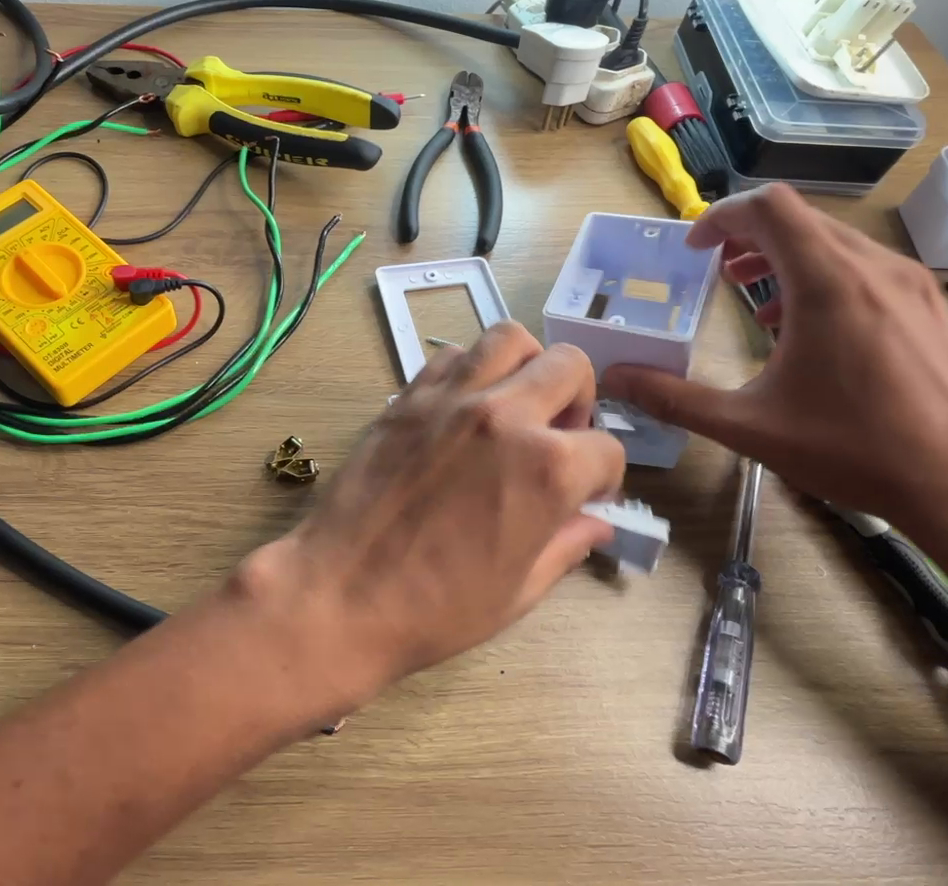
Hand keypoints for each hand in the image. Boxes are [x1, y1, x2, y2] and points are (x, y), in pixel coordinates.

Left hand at [233, 323, 625, 709]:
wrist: (341, 593)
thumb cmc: (436, 608)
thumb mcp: (519, 590)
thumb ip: (566, 545)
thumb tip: (595, 524)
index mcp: (547, 468)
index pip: (607, 448)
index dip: (604, 477)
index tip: (585, 497)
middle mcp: (505, 416)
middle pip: (569, 366)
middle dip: (579, 399)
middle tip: (557, 435)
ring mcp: (451, 399)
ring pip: (508, 338)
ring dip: (525, 365)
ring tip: (514, 405)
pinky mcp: (406, 398)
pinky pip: (451, 357)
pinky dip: (469, 371)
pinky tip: (461, 410)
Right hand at [600, 184, 947, 551]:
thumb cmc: (854, 450)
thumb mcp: (748, 426)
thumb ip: (673, 397)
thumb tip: (615, 380)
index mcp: (827, 283)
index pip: (769, 208)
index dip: (721, 217)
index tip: (693, 249)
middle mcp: (873, 268)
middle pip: (801, 219)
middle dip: (748, 236)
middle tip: (713, 271)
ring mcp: (909, 286)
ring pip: (835, 242)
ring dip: (785, 255)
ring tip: (751, 294)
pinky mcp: (928, 309)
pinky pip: (864, 268)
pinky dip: (821, 276)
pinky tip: (804, 326)